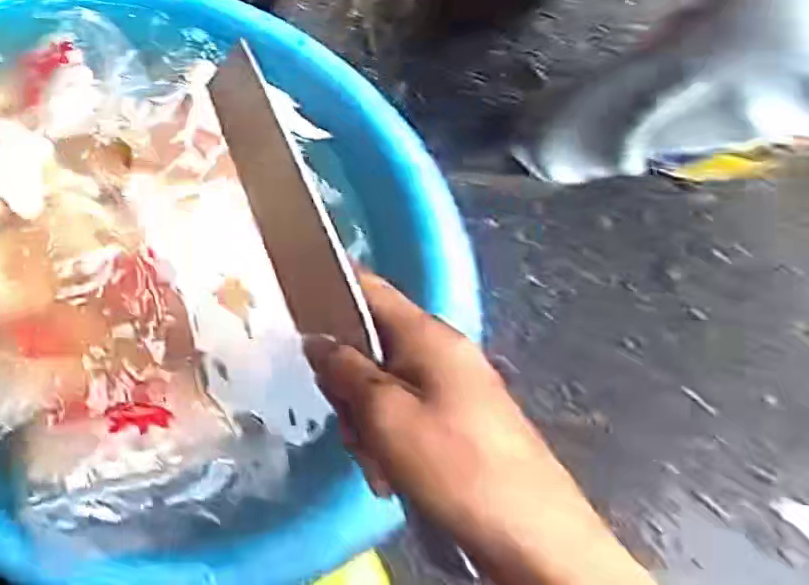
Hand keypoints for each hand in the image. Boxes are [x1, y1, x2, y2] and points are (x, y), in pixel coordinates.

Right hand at [307, 273, 651, 584]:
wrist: (545, 554)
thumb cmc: (457, 467)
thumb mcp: (381, 410)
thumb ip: (340, 365)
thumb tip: (317, 340)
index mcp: (428, 335)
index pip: (364, 283)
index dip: (323, 278)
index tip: (285, 286)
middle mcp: (442, 352)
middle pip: (364, 340)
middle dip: (342, 376)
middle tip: (342, 411)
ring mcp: (455, 390)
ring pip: (377, 382)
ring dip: (362, 417)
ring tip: (371, 455)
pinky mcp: (460, 426)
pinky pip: (400, 413)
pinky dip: (386, 438)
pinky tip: (389, 471)